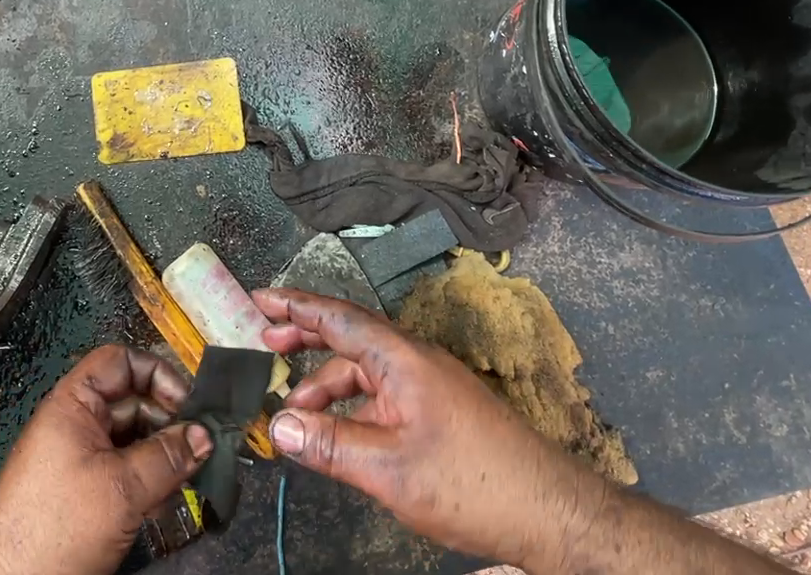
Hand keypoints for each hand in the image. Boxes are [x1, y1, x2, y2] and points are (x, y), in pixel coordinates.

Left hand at [0, 345, 214, 574]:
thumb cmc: (60, 525)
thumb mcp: (122, 487)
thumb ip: (167, 456)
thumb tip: (205, 435)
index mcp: (74, 403)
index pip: (121, 363)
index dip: (158, 375)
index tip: (190, 406)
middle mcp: (77, 422)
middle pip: (133, 402)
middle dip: (169, 423)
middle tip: (202, 450)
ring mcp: (80, 458)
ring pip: (134, 440)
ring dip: (164, 458)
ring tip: (187, 482)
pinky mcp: (85, 491)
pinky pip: (126, 471)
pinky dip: (149, 483)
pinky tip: (165, 505)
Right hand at [254, 288, 602, 569]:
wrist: (552, 513)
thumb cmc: (469, 482)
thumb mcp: (389, 468)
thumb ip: (329, 444)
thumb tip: (278, 425)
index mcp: (401, 357)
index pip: (337, 316)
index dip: (294, 305)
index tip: (258, 298)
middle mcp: (413, 359)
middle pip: (348, 333)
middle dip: (304, 335)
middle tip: (264, 341)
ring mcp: (428, 384)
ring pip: (364, 370)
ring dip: (325, 384)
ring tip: (294, 411)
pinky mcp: (437, 410)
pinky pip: (381, 394)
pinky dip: (351, 405)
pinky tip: (337, 432)